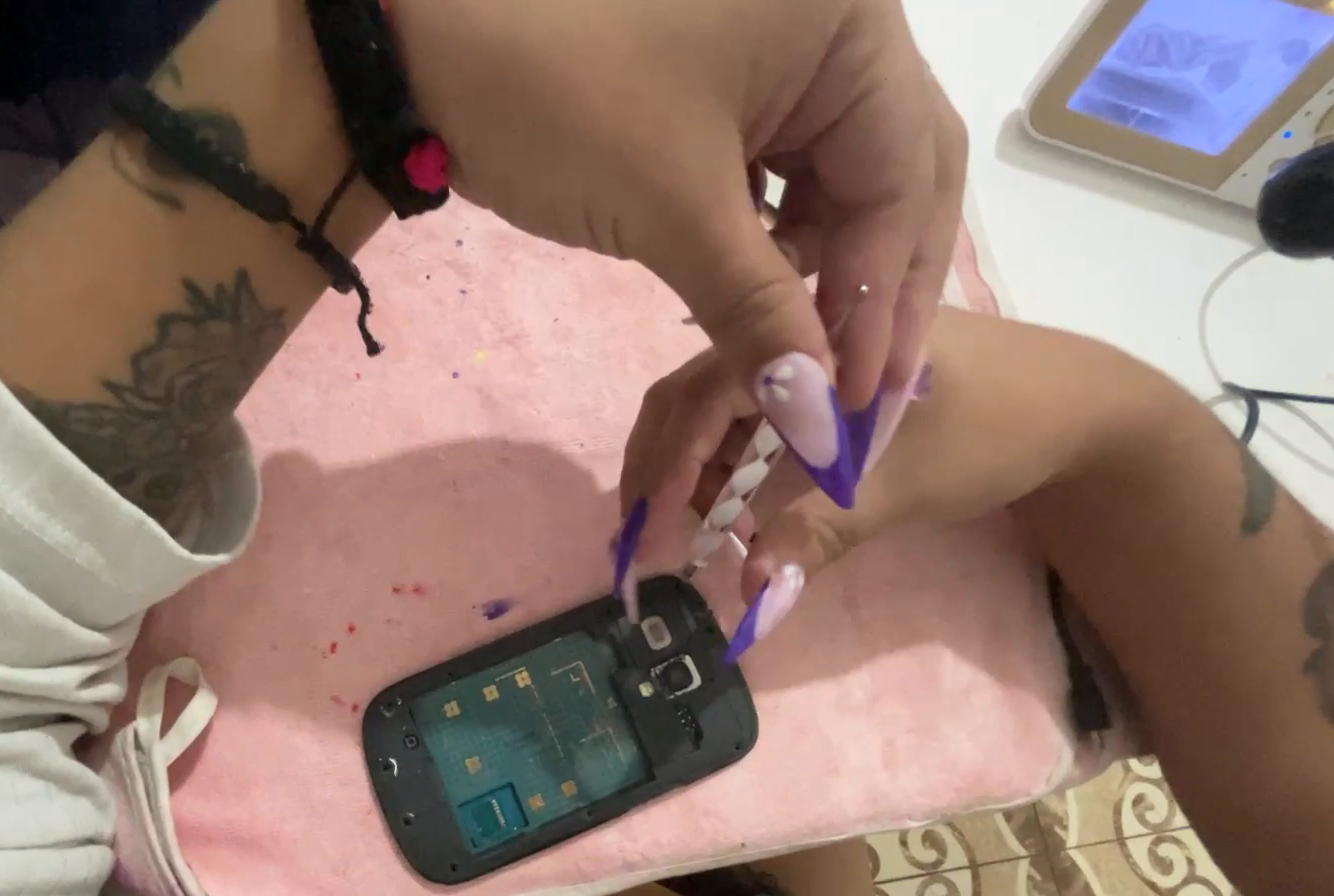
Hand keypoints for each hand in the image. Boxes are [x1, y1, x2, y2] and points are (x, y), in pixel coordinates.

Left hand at [390, 0, 967, 523]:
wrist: (429, 57)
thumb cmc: (560, 104)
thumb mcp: (671, 207)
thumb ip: (758, 312)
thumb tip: (819, 419)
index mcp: (849, 23)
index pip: (903, 175)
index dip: (882, 297)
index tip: (857, 400)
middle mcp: (831, 28)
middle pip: (887, 175)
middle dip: (869, 287)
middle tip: (852, 391)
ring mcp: (774, 58)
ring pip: (827, 184)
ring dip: (818, 272)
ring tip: (800, 356)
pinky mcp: (720, 96)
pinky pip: (770, 180)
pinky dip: (768, 245)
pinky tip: (759, 298)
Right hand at [631, 309, 1173, 655]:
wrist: (1080, 412)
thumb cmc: (1000, 431)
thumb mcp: (902, 487)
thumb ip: (816, 535)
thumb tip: (747, 593)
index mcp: (812, 336)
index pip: (709, 392)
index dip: (670, 461)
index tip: (647, 526)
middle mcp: (793, 337)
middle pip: (692, 396)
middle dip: (661, 464)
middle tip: (644, 530)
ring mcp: (799, 363)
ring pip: (710, 410)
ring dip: (688, 470)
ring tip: (690, 527)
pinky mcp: (809, 390)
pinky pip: (742, 422)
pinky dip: (720, 466)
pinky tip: (725, 504)